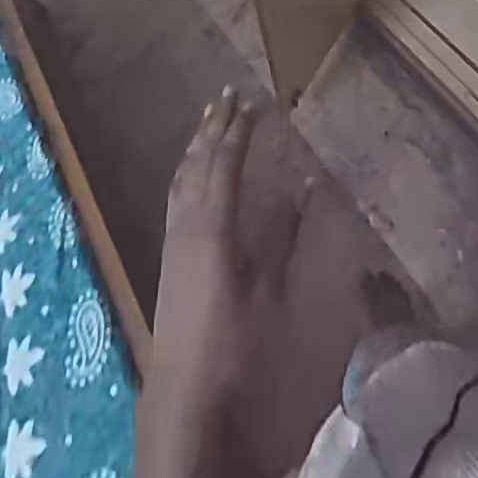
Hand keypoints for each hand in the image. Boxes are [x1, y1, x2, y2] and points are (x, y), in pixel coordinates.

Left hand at [138, 86, 262, 477]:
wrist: (185, 384)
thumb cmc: (235, 336)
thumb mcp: (271, 285)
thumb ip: (288, 234)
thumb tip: (307, 189)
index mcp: (214, 224)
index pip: (226, 163)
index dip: (241, 130)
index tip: (254, 103)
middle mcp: (188, 220)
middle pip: (199, 160)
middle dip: (214, 125)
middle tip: (228, 94)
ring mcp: (174, 234)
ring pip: (183, 174)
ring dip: (197, 142)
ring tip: (209, 117)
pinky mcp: (170, 249)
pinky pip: (177, 191)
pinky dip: (188, 168)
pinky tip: (192, 168)